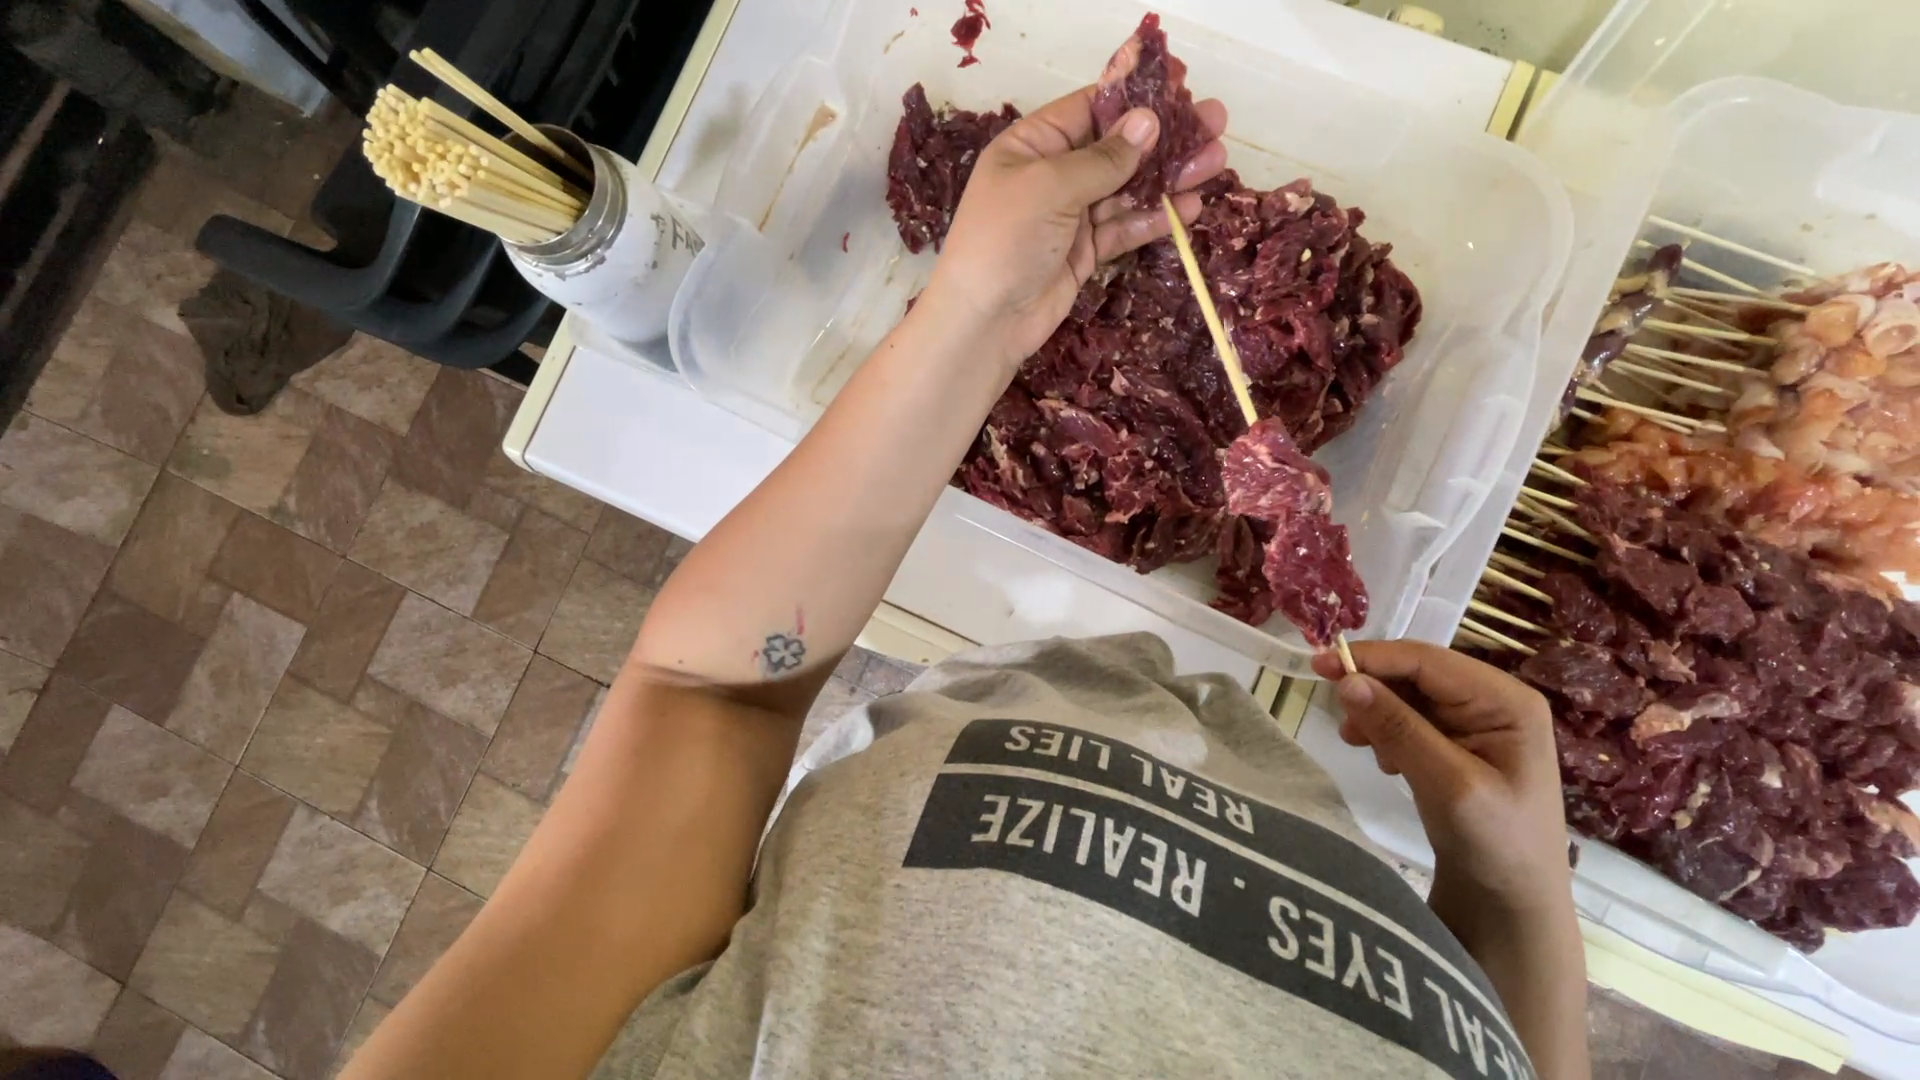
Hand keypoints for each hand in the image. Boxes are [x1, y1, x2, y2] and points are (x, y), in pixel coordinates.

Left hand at [920, 85, 1227, 370]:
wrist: (985, 320)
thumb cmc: (1005, 241)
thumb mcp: (1051, 188)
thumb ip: (1102, 159)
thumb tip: (1147, 122)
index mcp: (1031, 145)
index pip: (1089, 109)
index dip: (1135, 99)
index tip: (1181, 89)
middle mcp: (1051, 176)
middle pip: (1116, 148)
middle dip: (1164, 139)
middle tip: (1216, 126)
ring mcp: (1068, 216)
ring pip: (1126, 189)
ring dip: (1169, 178)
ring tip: (1215, 164)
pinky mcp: (1083, 253)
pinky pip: (1123, 228)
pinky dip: (1154, 219)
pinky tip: (1188, 209)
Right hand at [1311, 641, 1570, 916]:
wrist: (1512, 902)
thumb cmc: (1495, 843)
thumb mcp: (1446, 783)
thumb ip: (1397, 727)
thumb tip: (1345, 680)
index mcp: (1506, 701)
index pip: (1426, 661)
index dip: (1371, 658)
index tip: (1318, 666)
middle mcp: (1493, 701)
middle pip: (1415, 674)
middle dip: (1373, 691)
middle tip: (1342, 724)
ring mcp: (1476, 721)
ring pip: (1406, 695)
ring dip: (1376, 713)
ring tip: (1363, 747)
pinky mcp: (1458, 742)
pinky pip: (1408, 718)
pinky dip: (1386, 731)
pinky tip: (1383, 759)